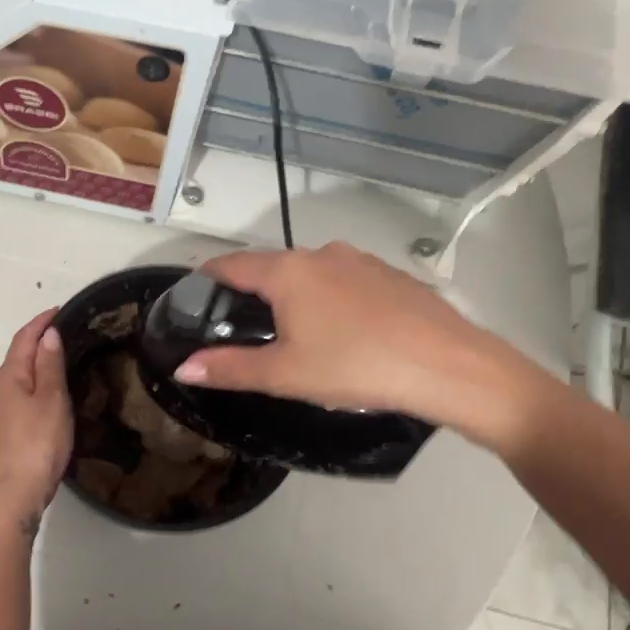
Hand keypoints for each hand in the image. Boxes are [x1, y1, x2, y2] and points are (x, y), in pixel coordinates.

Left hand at [0, 308, 72, 519]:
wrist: (18, 490)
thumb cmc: (39, 441)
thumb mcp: (52, 399)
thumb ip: (49, 365)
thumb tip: (47, 335)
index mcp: (9, 376)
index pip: (23, 339)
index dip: (41, 322)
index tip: (61, 310)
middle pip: (18, 355)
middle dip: (39, 339)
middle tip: (66, 329)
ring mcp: (1, 410)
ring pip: (20, 375)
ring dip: (38, 361)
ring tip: (62, 355)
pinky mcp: (7, 428)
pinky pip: (22, 393)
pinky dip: (36, 382)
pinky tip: (50, 390)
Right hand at [172, 243, 556, 449]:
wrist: (447, 366)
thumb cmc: (354, 367)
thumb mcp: (283, 375)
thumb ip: (229, 368)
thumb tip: (182, 367)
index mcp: (288, 272)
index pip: (231, 264)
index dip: (207, 278)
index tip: (193, 297)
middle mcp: (322, 255)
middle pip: (272, 267)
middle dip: (251, 292)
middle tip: (240, 329)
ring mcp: (361, 261)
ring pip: (311, 274)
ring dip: (294, 296)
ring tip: (293, 335)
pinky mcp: (393, 276)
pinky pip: (345, 283)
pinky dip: (330, 301)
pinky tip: (342, 334)